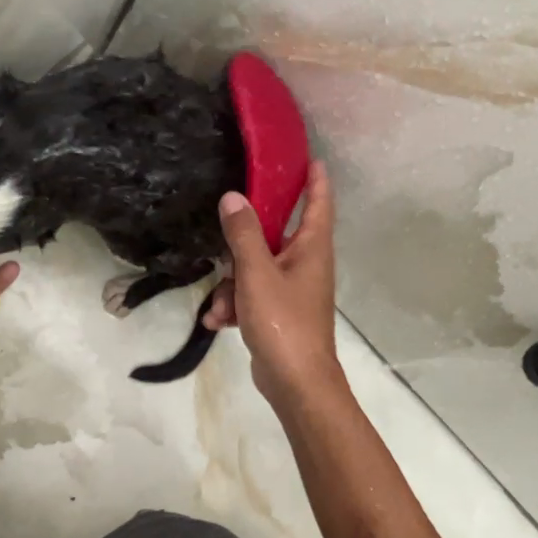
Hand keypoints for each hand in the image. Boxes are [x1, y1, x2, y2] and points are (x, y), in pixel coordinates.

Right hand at [203, 163, 341, 406]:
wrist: (295, 381)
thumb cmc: (283, 322)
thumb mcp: (256, 274)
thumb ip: (243, 234)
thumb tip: (233, 196)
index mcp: (311, 248)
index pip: (318, 201)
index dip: (314, 178)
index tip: (307, 156)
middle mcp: (306, 264)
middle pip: (274, 236)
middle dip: (242, 243)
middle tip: (223, 232)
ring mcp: (292, 290)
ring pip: (254, 271)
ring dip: (230, 286)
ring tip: (218, 308)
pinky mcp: (278, 314)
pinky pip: (251, 297)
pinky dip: (234, 307)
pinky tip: (219, 323)